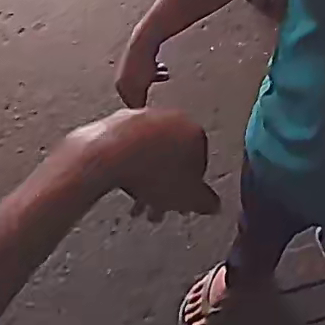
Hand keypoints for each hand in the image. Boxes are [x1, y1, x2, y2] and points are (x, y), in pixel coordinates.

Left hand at [67, 108, 219, 218]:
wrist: (111, 155)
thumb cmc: (152, 171)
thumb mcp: (188, 197)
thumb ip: (205, 201)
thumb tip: (213, 204)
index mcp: (195, 132)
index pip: (199, 164)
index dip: (190, 189)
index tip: (181, 203)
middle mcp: (173, 119)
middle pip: (174, 158)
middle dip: (165, 186)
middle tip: (157, 207)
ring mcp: (146, 118)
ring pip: (151, 153)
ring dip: (146, 179)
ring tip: (136, 203)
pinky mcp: (122, 121)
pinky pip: (131, 147)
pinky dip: (129, 165)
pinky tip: (124, 182)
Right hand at [114, 32, 166, 107]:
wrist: (146, 40)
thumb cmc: (141, 64)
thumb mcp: (138, 90)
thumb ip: (138, 103)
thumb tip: (138, 111)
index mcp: (119, 84)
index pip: (129, 101)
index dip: (141, 104)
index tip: (151, 107)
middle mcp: (123, 74)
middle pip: (138, 89)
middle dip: (149, 89)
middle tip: (157, 91)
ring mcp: (132, 64)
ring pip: (146, 77)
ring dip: (155, 78)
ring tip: (164, 76)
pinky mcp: (142, 56)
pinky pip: (151, 67)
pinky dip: (158, 70)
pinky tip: (163, 69)